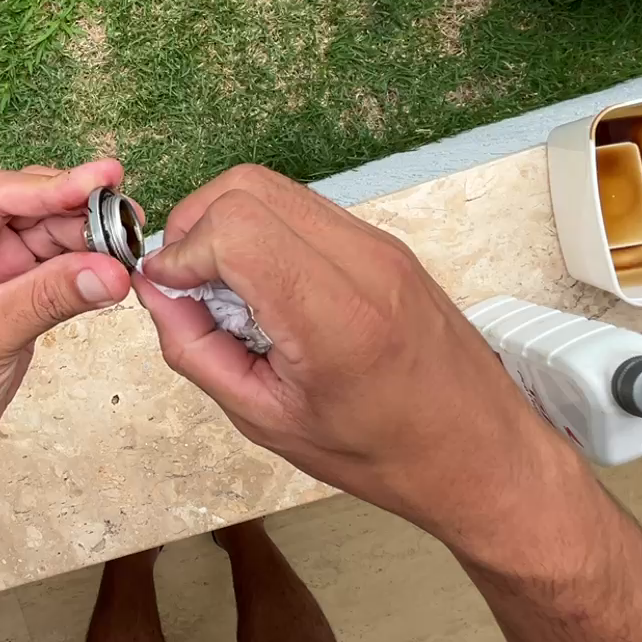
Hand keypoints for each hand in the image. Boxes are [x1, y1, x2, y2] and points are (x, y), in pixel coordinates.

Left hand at [0, 161, 134, 460]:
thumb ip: (48, 297)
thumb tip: (109, 270)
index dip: (53, 185)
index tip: (102, 180)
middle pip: (31, 206)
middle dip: (79, 209)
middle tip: (128, 216)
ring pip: (51, 232)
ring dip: (89, 237)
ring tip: (129, 245)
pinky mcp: (18, 288)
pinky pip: (59, 263)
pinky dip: (87, 265)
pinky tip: (114, 267)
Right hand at [135, 165, 580, 555]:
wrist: (483, 454)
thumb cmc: (380, 452)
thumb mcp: (264, 419)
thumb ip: (195, 348)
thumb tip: (157, 291)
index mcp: (335, 317)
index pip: (236, 229)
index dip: (182, 251)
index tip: (168, 287)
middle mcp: (361, 261)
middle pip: (245, 188)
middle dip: (193, 224)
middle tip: (185, 279)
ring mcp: (376, 242)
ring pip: (267, 187)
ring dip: (222, 223)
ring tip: (219, 283)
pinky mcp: (379, 240)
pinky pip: (296, 206)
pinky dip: (255, 228)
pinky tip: (257, 281)